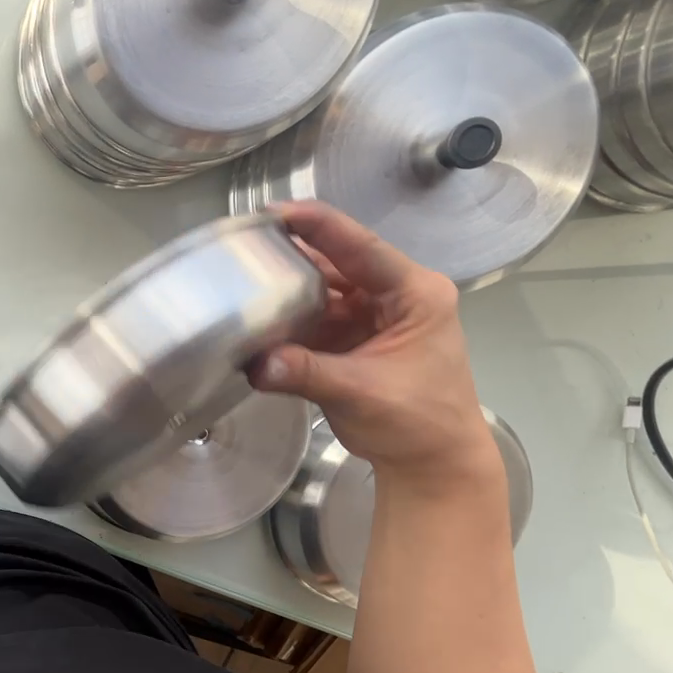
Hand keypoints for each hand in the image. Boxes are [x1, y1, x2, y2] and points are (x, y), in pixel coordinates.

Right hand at [248, 201, 498, 489]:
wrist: (430, 460)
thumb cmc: (417, 420)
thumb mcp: (363, 392)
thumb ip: (308, 373)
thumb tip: (256, 364)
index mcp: (414, 295)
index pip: (363, 249)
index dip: (321, 227)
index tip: (278, 211)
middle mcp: (392, 298)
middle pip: (337, 265)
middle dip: (295, 254)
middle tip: (248, 243)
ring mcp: (369, 320)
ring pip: (321, 293)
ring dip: (285, 291)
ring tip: (242, 277)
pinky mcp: (348, 343)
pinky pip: (312, 322)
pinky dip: (285, 322)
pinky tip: (256, 318)